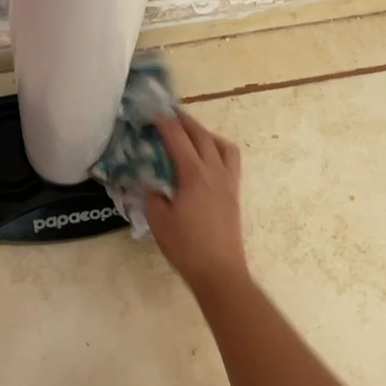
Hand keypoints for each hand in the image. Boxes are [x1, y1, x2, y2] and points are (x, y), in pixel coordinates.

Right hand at [147, 112, 248, 291]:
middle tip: (169, 114)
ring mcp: (228, 182)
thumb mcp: (158, 220)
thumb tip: (151, 183)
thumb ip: (152, 195)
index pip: (177, 138)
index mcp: (194, 174)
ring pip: (221, 145)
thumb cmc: (186, 247)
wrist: (220, 273)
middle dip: (184, 121)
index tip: (152, 112)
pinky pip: (229, 161)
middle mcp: (214, 172)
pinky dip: (217, 150)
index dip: (164, 122)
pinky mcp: (234, 194)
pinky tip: (205, 161)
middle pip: (201, 135)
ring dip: (205, 133)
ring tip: (190, 135)